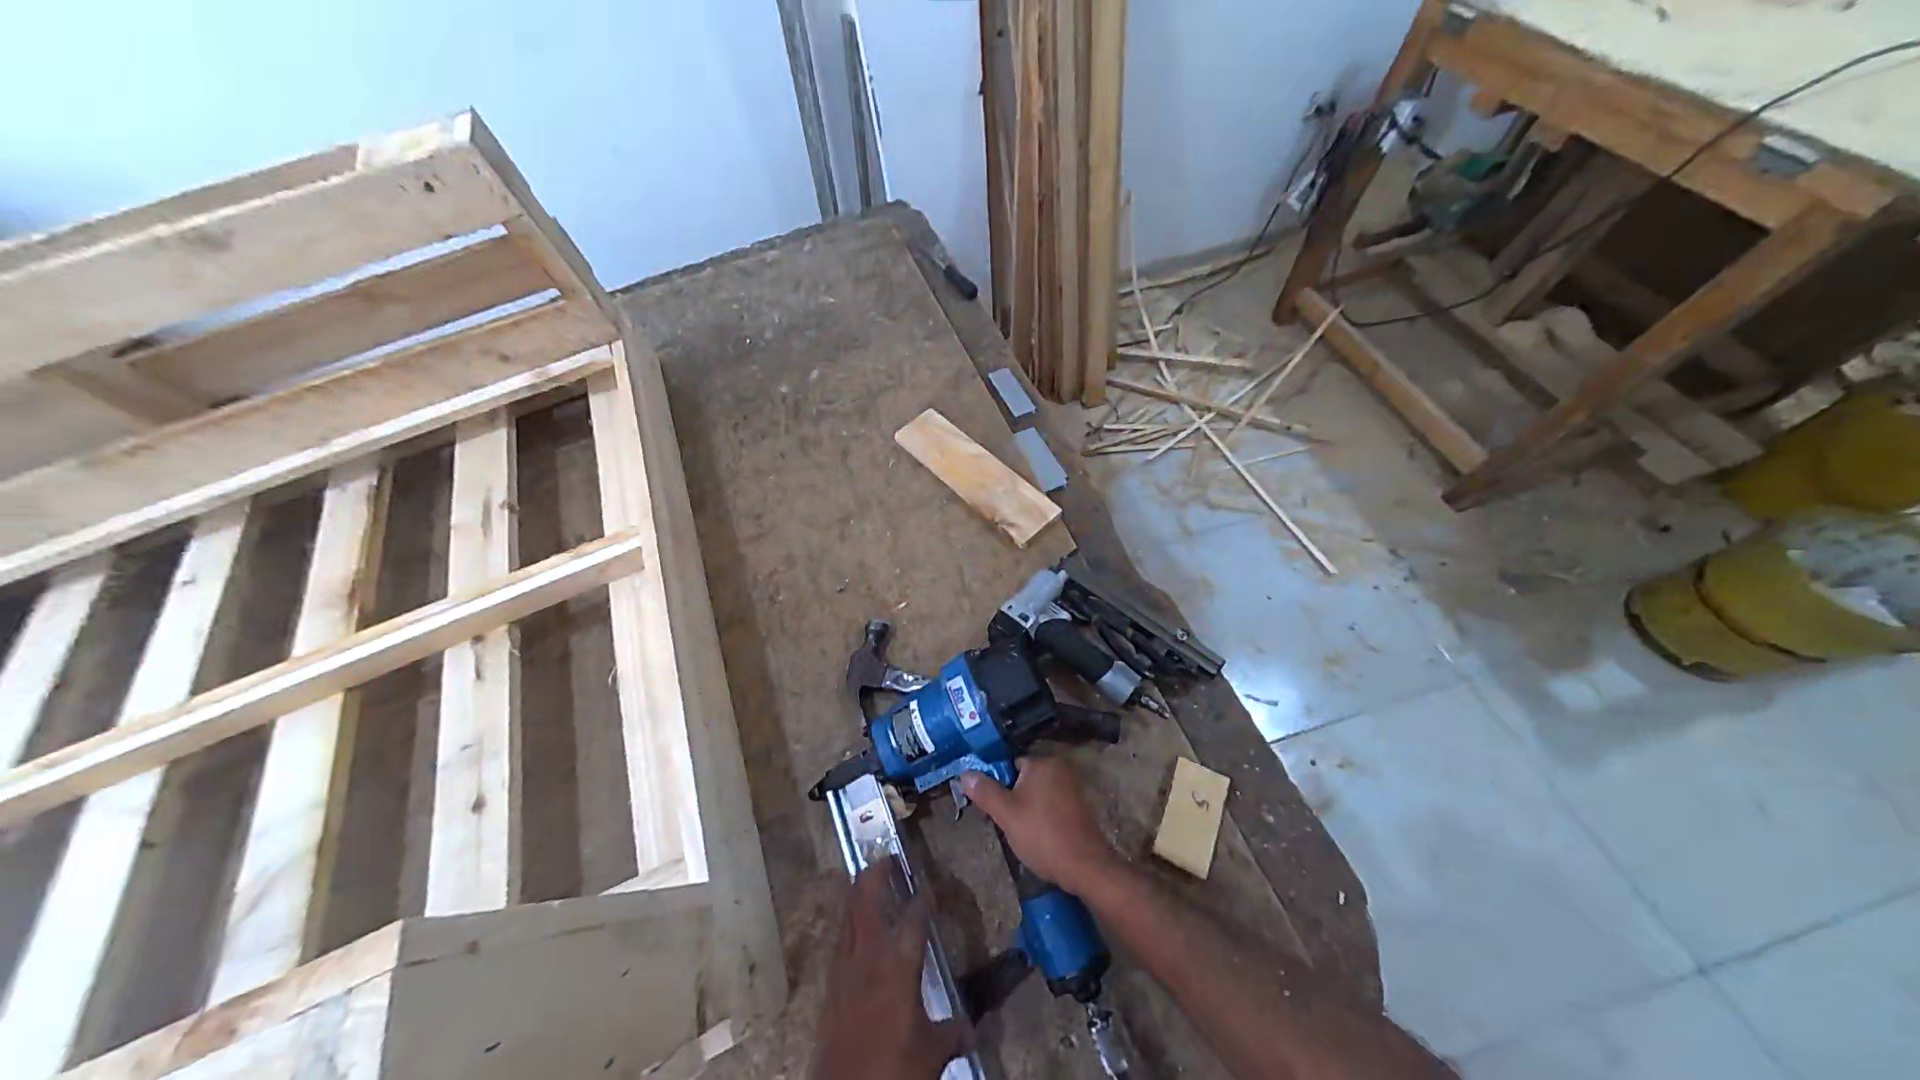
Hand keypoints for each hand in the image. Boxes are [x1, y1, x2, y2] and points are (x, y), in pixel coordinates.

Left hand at [812, 858, 968, 1079]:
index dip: (922, 900)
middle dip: (874, 875)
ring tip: (866, 879)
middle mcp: (868, 959)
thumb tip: (970, 1028)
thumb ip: (951, 1033)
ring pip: (848, 918)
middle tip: (885, 859)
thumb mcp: (931, 1054)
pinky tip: (853, 928)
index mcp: (898, 967)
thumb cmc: (893, 1069)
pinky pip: (839, 941)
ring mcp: (844, 970)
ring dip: (857, 894)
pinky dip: (847, 923)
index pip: (913, 920)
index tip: (928, 886)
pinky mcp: (830, 987)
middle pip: (866, 902)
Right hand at [960, 756, 1122, 895]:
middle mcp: (1060, 770)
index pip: (1010, 765)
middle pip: (1023, 779)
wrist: (1085, 867)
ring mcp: (1072, 789)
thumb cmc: (1042, 835)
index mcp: (1043, 763)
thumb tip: (966, 773)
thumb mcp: (1006, 814)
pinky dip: (1041, 817)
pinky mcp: (1079, 809)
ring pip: (1036, 795)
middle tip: (1000, 822)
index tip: (988, 806)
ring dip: (1024, 810)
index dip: (995, 784)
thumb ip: (985, 791)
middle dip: (1010, 798)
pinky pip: (1050, 806)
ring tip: (1017, 833)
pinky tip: (1036, 837)